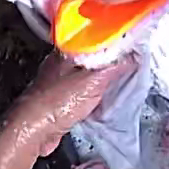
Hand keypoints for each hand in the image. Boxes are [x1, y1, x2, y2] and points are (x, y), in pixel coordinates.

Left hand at [0, 55, 129, 161]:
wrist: (34, 130)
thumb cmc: (59, 102)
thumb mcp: (95, 80)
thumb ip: (114, 66)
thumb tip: (133, 55)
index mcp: (66, 52)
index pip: (94, 39)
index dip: (113, 42)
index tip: (132, 48)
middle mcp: (59, 64)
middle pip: (91, 58)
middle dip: (109, 63)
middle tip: (129, 69)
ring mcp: (56, 83)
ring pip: (85, 76)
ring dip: (101, 82)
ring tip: (118, 86)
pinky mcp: (57, 102)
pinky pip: (80, 94)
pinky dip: (92, 97)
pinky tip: (100, 103)